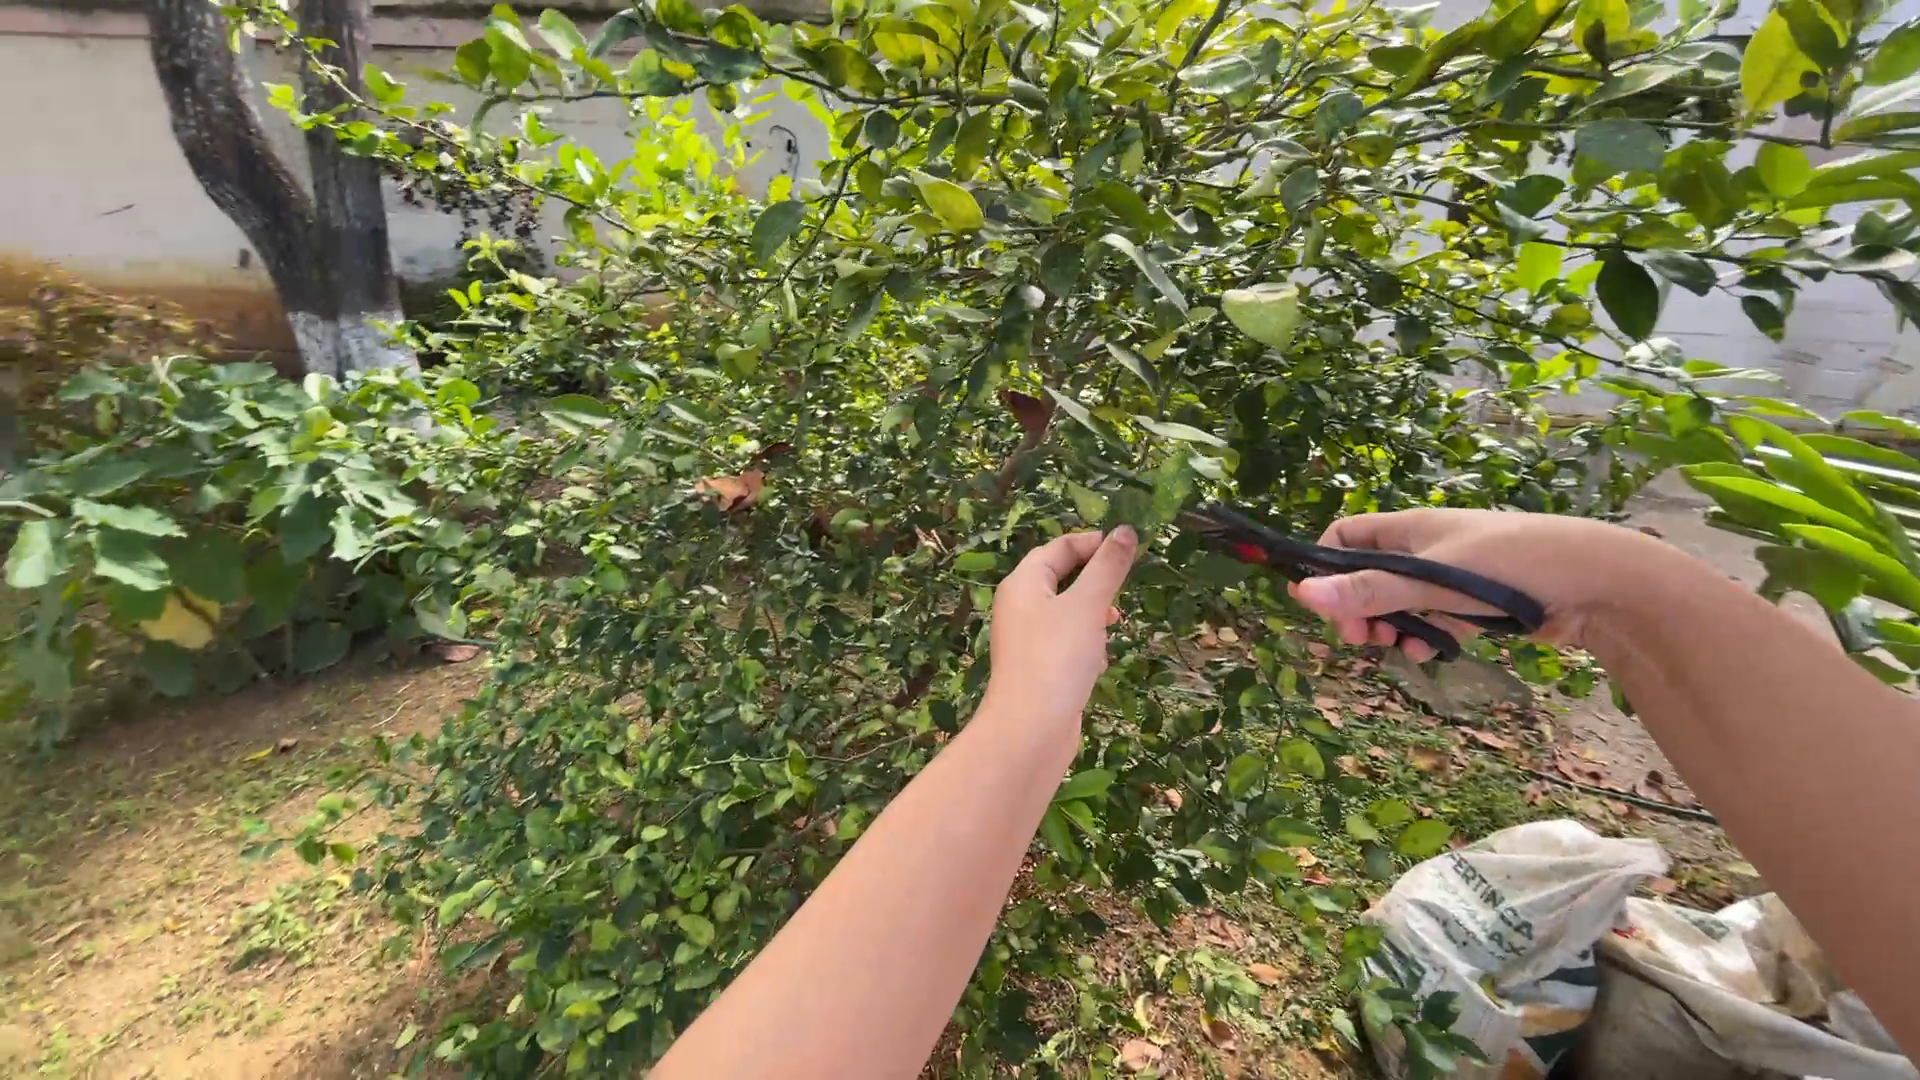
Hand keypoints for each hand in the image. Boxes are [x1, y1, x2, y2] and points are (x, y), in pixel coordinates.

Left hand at [984, 528, 1138, 730]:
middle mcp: (1019, 607)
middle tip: (1124, 587)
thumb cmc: (1057, 657)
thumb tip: (1125, 531)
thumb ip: (1107, 568)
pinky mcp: (1038, 668)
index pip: (1058, 548)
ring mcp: (1027, 640)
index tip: (1128, 547)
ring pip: (1065, 613)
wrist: (1031, 728)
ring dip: (1093, 614)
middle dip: (1094, 581)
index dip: (1092, 543)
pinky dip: (1085, 645)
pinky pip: (1065, 644)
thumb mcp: (1087, 605)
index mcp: (1023, 583)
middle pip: (1060, 578)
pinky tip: (1099, 661)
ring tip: (1114, 624)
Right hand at [1288, 509, 1649, 661]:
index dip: (1327, 568)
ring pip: (1398, 600)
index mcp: (1407, 529)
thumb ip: (1368, 591)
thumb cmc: (1510, 566)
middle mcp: (1422, 548)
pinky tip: (1430, 651)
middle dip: (1357, 607)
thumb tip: (1301, 595)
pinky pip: (1431, 616)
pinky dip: (1423, 633)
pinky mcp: (1474, 601)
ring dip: (1389, 625)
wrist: (1606, 583)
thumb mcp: (1431, 580)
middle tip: (1360, 638)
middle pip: (1367, 575)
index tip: (1328, 605)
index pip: (1343, 538)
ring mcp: (1449, 574)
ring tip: (1399, 648)